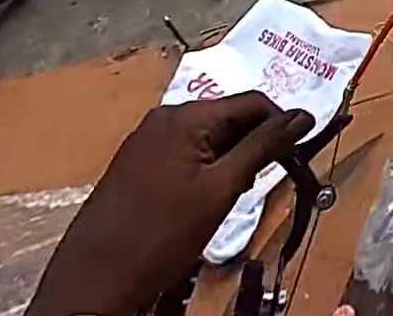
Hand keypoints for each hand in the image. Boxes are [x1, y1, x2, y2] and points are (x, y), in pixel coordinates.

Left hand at [29, 94, 313, 314]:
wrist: (88, 289)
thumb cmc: (160, 237)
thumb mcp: (220, 191)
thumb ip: (263, 148)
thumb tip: (304, 115)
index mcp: (186, 115)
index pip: (251, 102)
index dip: (280, 122)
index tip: (301, 152)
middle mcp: (166, 116)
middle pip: (227, 116)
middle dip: (253, 143)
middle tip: (268, 180)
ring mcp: (147, 138)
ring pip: (207, 135)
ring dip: (230, 157)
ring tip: (236, 194)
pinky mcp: (135, 161)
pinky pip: (184, 150)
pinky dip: (205, 166)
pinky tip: (206, 199)